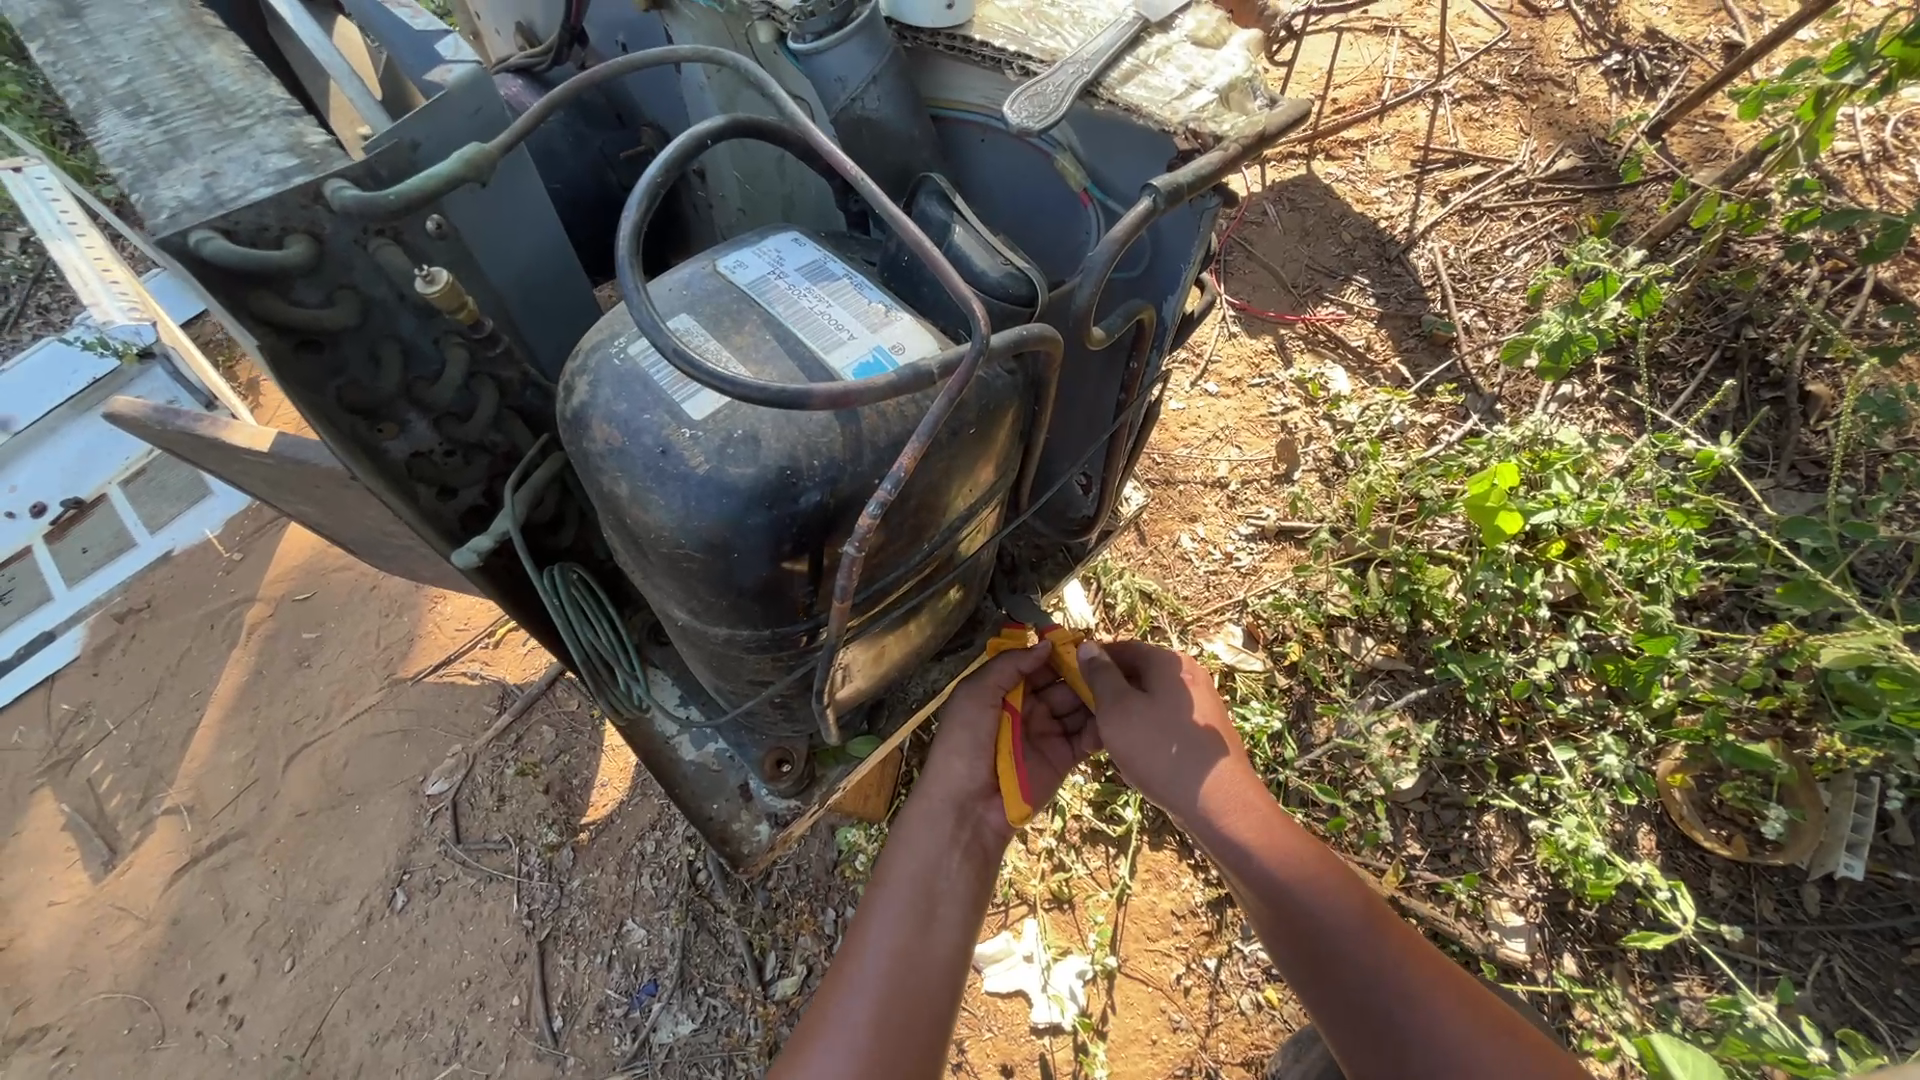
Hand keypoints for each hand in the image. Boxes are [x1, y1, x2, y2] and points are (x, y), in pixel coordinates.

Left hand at [911, 642, 1103, 850]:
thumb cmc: (963, 743)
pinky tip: (1116, 716)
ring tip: (1119, 686)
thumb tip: (1045, 645)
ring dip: (1096, 697)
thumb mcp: (974, 694)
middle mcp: (1028, 708)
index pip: (1037, 665)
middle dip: (1083, 673)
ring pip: (1078, 708)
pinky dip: (1100, 728)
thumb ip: (1009, 666)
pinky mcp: (1062, 759)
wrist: (967, 806)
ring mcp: (1047, 733)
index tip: (1085, 641)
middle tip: (1110, 663)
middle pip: (1062, 684)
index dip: (1059, 653)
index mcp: (1004, 690)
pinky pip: (1085, 738)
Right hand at [1075, 640, 1257, 825]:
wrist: (1219, 803)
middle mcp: (1189, 675)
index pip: (1122, 648)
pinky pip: (1165, 723)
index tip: (1070, 684)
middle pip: (1137, 676)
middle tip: (1085, 725)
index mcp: (1169, 661)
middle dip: (1107, 697)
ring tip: (1105, 746)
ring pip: (1150, 702)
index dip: (1093, 663)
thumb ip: (1100, 675)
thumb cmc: (1159, 749)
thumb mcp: (1117, 708)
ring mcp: (1202, 704)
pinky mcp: (1206, 733)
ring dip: (1123, 719)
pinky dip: (1145, 733)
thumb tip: (1088, 646)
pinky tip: (1135, 758)